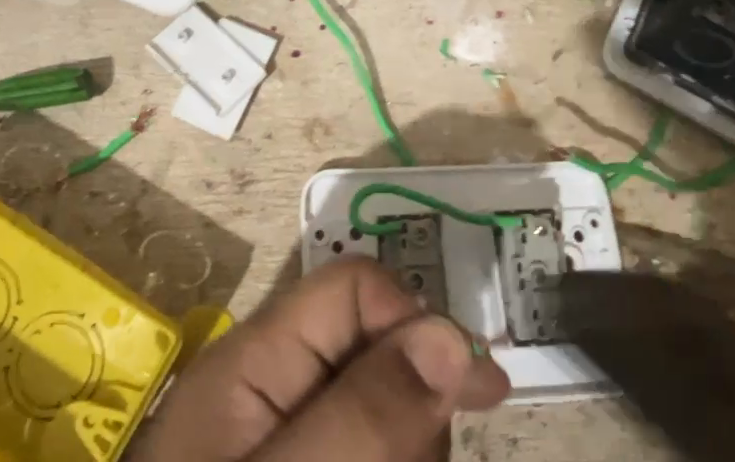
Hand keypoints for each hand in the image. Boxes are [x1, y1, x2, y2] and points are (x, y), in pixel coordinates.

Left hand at [130, 259, 509, 461]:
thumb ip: (364, 414)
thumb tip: (447, 334)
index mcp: (257, 360)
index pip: (355, 289)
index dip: (417, 323)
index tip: (477, 394)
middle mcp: (272, 385)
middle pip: (380, 351)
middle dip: (418, 410)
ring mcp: (287, 436)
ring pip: (386, 413)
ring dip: (409, 450)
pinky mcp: (300, 460)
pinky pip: (366, 447)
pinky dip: (393, 458)